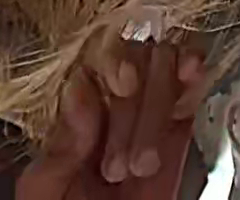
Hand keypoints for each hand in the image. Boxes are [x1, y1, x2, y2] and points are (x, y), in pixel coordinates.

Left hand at [15, 36, 206, 199]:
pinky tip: (193, 79)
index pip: (96, 55)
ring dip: (162, 103)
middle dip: (136, 109)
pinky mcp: (181, 122)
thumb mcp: (45, 199)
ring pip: (164, 61)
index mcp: (76, 107)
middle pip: (136, 56)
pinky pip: (192, 80)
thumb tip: (80, 86)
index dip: (114, 60)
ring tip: (147, 165)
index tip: (123, 84)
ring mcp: (149, 105)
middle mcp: (112, 96)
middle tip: (121, 170)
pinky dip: (194, 72)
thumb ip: (58, 150)